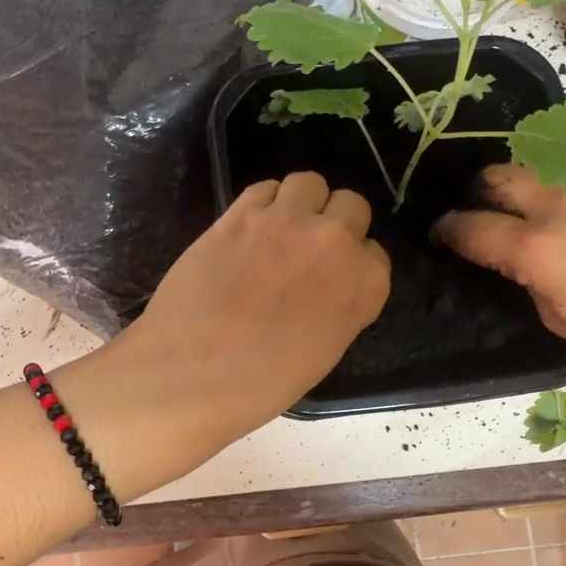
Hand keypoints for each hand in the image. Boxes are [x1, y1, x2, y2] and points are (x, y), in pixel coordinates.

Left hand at [110, 171, 389, 457]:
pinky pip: (264, 188)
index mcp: (364, 283)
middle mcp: (333, 241)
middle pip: (350, 206)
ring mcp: (285, 221)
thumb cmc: (261, 382)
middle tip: (309, 252)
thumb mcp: (324, 352)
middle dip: (335, 223)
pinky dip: (264, 202)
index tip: (334, 280)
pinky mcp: (239, 214)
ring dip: (302, 203)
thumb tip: (329, 288)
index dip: (353, 265)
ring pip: (309, 183)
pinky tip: (250, 229)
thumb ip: (340, 307)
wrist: (191, 370)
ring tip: (281, 231)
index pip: (375, 254)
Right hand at [433, 164, 565, 395]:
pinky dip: (563, 177)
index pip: (470, 227)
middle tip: (483, 216)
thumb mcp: (563, 321)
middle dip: (478, 195)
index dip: (448, 231)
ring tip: (527, 205)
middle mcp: (561, 199)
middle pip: (496, 176)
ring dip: (519, 180)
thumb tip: (519, 258)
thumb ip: (528, 279)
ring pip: (537, 160)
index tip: (442, 235)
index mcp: (537, 247)